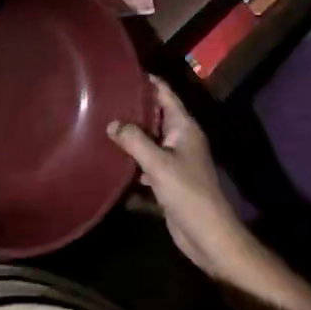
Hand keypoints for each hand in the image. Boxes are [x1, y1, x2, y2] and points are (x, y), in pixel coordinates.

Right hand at [108, 76, 264, 285]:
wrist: (210, 238)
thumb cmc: (188, 193)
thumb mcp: (158, 164)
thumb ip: (134, 140)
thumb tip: (111, 123)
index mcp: (184, 127)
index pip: (164, 93)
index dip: (146, 80)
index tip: (120, 71)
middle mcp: (180, 138)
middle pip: (154, 114)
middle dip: (132, 106)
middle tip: (102, 96)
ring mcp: (175, 159)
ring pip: (148, 138)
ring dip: (129, 133)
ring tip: (100, 121)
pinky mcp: (168, 179)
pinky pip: (146, 161)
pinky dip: (131, 158)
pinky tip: (110, 156)